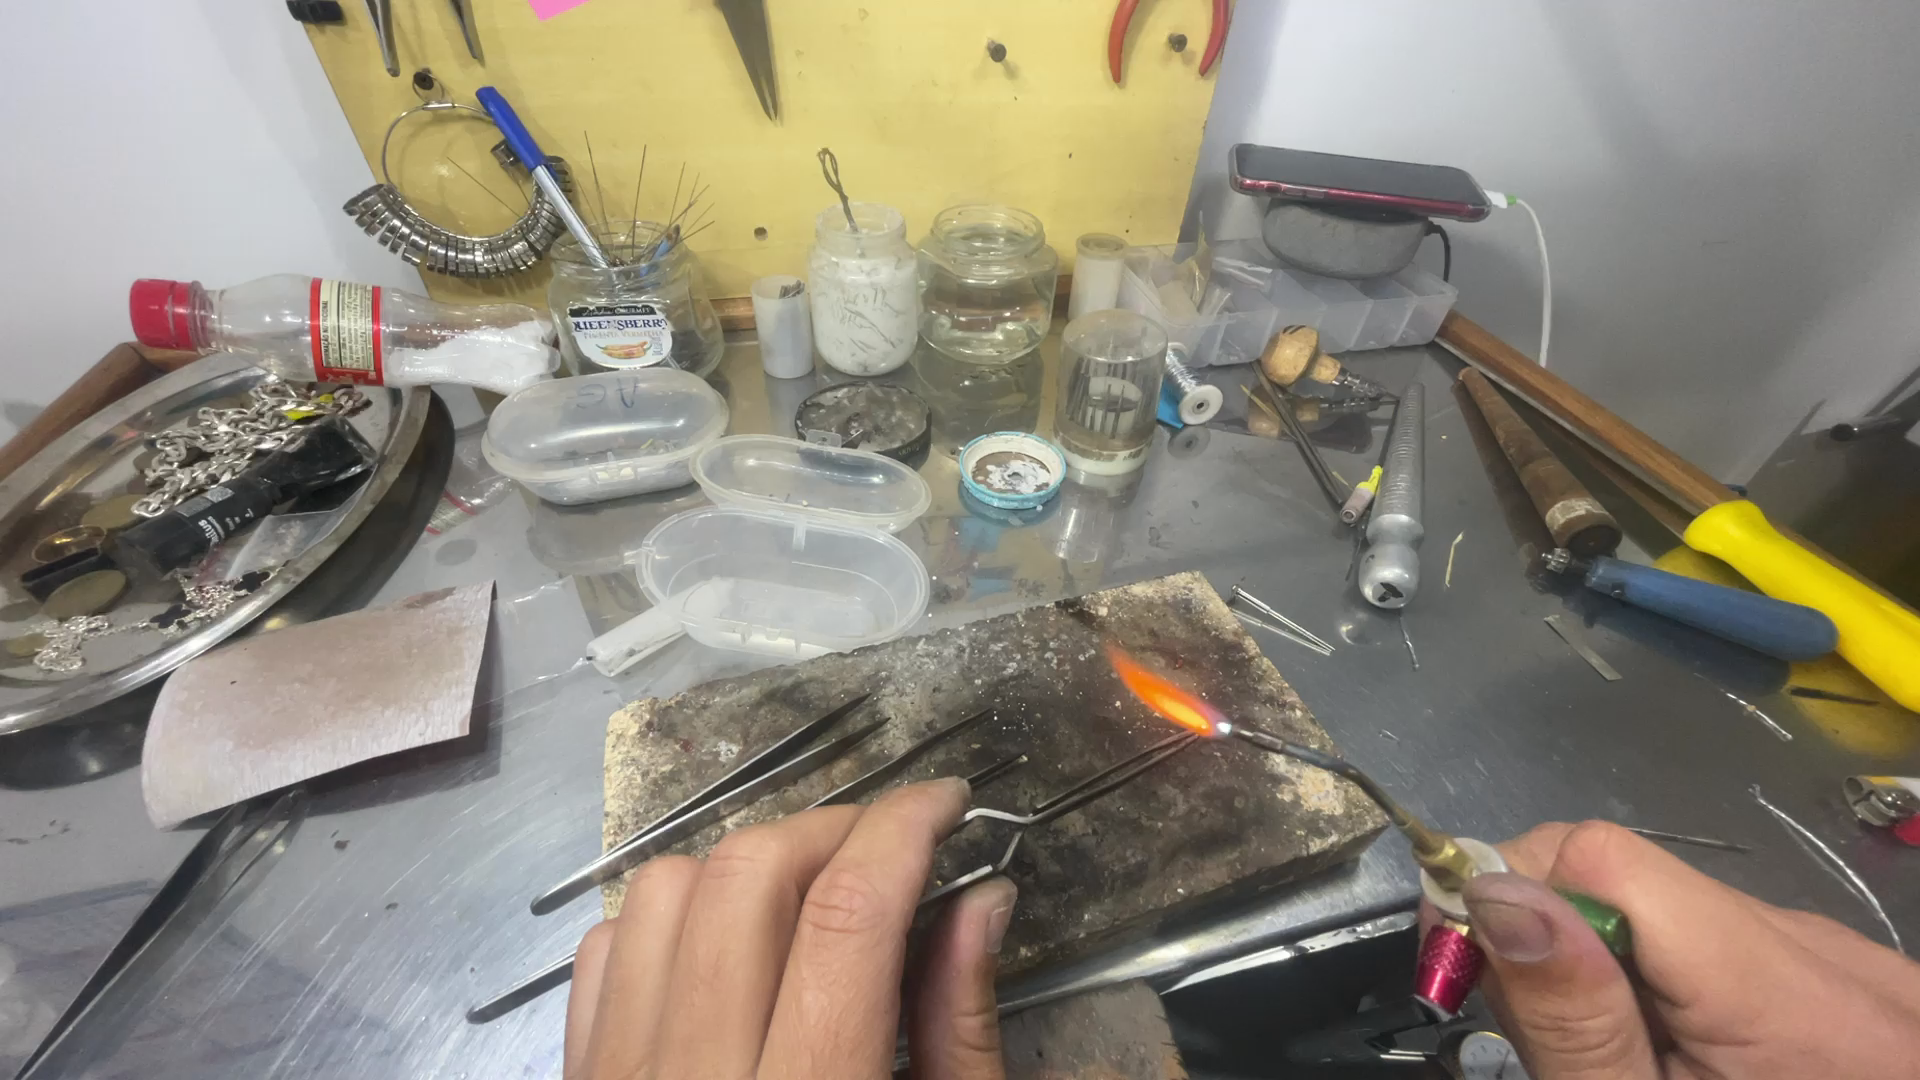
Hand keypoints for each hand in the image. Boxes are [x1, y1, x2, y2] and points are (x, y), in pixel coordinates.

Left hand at [562, 777, 1015, 1078]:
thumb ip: (960, 1022)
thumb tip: (983, 895)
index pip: (848, 913)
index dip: (905, 825)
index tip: (950, 799)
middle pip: (749, 877)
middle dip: (836, 829)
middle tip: (893, 848)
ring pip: (668, 890)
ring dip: (755, 862)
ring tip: (815, 891)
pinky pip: (610, 950)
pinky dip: (677, 913)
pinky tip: (732, 946)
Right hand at [1459, 821, 1919, 1078]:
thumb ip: (1568, 1015)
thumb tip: (1491, 892)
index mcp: (1802, 1004)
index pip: (1607, 857)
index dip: (1519, 884)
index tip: (1472, 947)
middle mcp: (1835, 957)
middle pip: (1630, 874)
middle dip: (1552, 923)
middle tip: (1531, 1011)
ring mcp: (1851, 962)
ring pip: (1663, 900)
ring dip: (1602, 948)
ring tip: (1616, 1039)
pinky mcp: (1847, 976)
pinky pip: (1710, 928)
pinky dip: (1660, 965)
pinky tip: (1675, 1036)